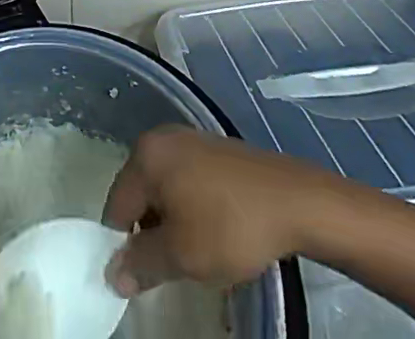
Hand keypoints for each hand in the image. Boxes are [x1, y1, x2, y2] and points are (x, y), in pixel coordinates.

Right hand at [102, 125, 349, 295]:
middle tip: (178, 261)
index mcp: (144, 155)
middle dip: (151, 230)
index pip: (116, 207)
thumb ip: (142, 264)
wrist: (301, 203)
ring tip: (201, 247)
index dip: (125, 245)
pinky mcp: (216, 148)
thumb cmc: (231, 227)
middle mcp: (160, 138)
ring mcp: (190, 139)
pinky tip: (218, 226)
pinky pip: (189, 179)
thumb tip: (113, 276)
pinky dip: (194, 205)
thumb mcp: (183, 256)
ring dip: (173, 219)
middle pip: (140, 194)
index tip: (149, 271)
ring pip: (166, 188)